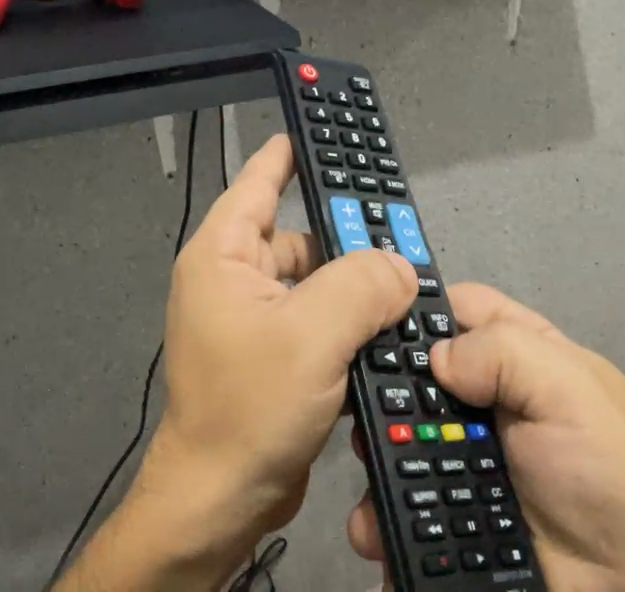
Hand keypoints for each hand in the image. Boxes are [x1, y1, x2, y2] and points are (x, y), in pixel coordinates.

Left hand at [56, 136, 417, 590]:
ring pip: (315, 280)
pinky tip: (385, 328)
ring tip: (402, 287)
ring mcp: (253, 318)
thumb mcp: (311, 336)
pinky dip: (348, 319)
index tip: (318, 126)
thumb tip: (397, 265)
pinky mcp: (273, 353)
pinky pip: (317, 317)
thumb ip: (361, 287)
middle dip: (346, 238)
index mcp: (223, 256)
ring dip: (354, 286)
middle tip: (397, 234)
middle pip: (299, 235)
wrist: (221, 499)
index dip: (289, 152)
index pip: (257, 182)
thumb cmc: (248, 407)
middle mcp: (233, 279)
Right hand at [346, 285, 624, 591]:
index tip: (374, 317)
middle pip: (424, 366)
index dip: (422, 305)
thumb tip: (435, 360)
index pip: (464, 307)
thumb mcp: (573, 395)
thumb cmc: (607, 480)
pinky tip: (374, 520)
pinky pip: (407, 491)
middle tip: (359, 399)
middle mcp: (493, 396)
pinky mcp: (455, 502)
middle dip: (387, 380)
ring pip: (405, 428)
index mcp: (527, 354)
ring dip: (380, 444)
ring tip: (364, 462)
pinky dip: (386, 503)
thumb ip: (505, 354)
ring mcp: (471, 451)